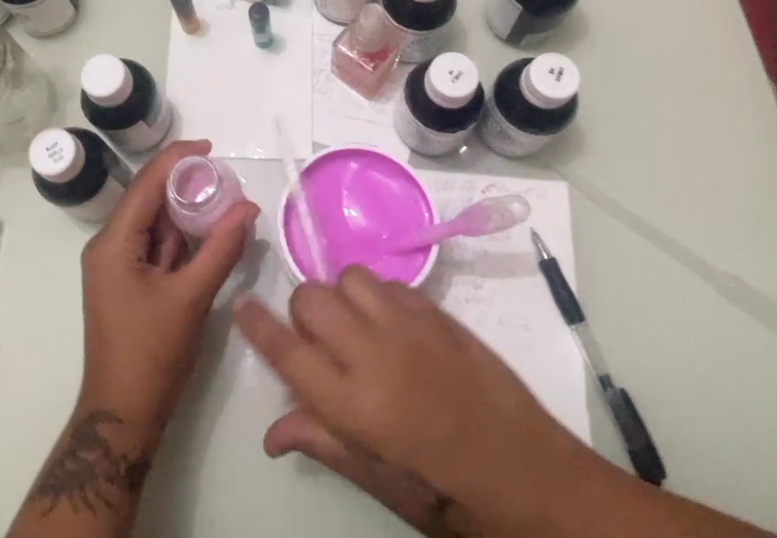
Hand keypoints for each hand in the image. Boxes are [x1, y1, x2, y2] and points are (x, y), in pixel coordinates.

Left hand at [78, 139, 259, 430]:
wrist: (124, 413)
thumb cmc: (152, 353)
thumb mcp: (192, 297)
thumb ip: (221, 248)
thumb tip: (248, 207)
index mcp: (113, 243)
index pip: (146, 184)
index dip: (177, 160)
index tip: (211, 147)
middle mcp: (110, 247)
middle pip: (150, 201)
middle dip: (188, 188)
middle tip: (229, 180)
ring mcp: (118, 267)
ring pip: (157, 226)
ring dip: (189, 215)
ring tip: (228, 202)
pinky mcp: (130, 284)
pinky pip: (158, 249)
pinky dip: (184, 241)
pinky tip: (213, 235)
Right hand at [234, 267, 601, 536]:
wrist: (535, 478)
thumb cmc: (452, 497)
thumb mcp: (384, 485)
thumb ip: (327, 444)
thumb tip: (273, 433)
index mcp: (358, 406)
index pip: (289, 352)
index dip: (258, 326)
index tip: (242, 306)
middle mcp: (378, 355)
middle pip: (312, 299)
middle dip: (303, 314)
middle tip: (318, 345)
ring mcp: (413, 329)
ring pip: (351, 278)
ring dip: (342, 298)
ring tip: (356, 330)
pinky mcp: (443, 317)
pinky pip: (391, 284)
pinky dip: (378, 297)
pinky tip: (392, 329)